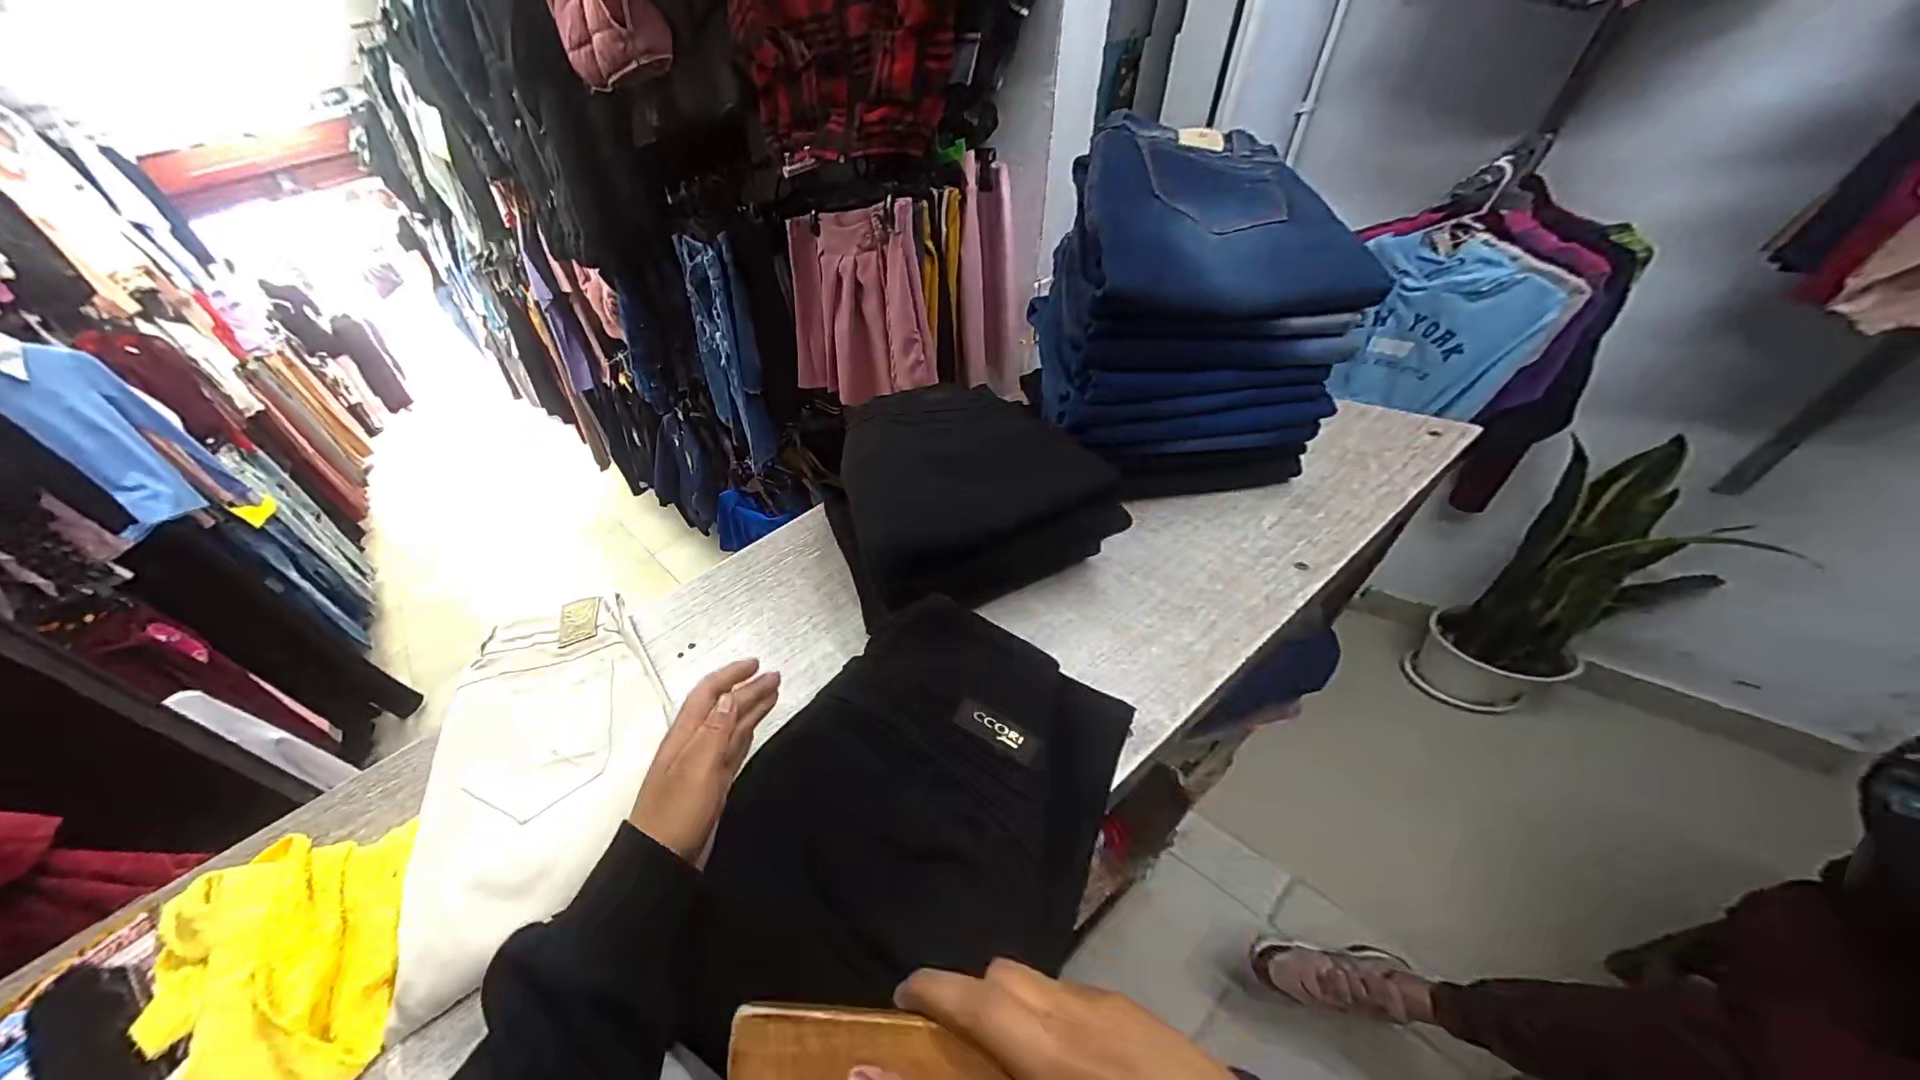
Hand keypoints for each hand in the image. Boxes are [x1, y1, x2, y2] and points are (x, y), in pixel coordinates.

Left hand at [628, 659, 779, 860]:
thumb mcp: (696, 768)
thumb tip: (729, 698)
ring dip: (750, 707)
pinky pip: (734, 748)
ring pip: (732, 726)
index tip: (755, 665)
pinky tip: (753, 728)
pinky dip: (746, 733)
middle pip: (724, 708)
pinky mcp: (713, 784)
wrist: (661, 862)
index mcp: (685, 736)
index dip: (731, 676)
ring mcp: (704, 765)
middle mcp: (694, 745)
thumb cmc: (674, 815)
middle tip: (774, 676)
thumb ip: (714, 732)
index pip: (709, 695)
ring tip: (772, 693)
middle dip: (748, 689)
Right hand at [894, 959, 1233, 1079]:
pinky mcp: (1131, 1008)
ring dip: (1011, 1007)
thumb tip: (923, 1064)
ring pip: (1036, 981)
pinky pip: (1070, 995)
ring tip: (1017, 1057)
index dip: (929, 992)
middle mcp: (1075, 1010)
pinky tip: (1069, 1061)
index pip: (976, 999)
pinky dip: (1050, 1014)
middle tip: (959, 1047)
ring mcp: (1107, 1003)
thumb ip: (990, 1077)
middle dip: (968, 999)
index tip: (900, 1002)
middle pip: (1001, 974)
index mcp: (1052, 1049)